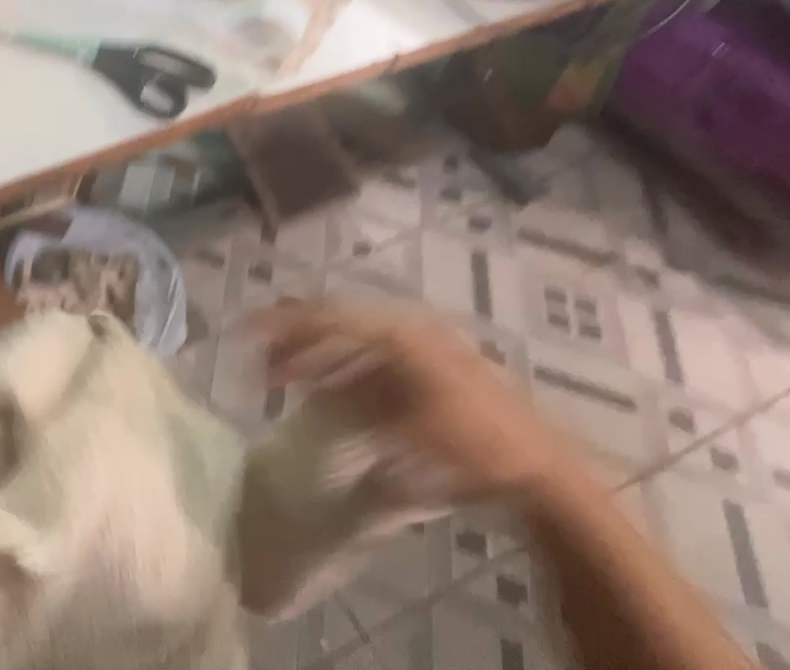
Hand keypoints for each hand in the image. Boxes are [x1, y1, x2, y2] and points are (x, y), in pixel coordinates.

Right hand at [253, 297, 575, 498]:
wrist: (546, 473)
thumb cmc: (478, 448)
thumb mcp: (410, 429)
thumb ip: (353, 403)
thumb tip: (307, 390)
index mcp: (403, 335)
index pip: (328, 316)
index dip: (282, 321)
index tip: (243, 329)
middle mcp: (408, 330)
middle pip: (334, 322)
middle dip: (291, 341)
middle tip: (258, 365)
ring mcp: (419, 348)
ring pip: (347, 340)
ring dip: (310, 356)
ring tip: (278, 378)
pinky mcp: (424, 369)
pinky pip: (364, 359)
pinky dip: (334, 369)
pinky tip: (317, 390)